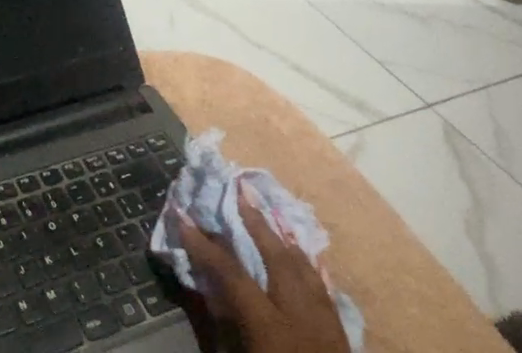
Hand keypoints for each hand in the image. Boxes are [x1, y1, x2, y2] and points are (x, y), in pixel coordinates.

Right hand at [178, 208, 350, 352]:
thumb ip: (220, 327)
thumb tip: (203, 287)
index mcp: (269, 325)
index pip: (229, 272)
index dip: (202, 243)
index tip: (181, 215)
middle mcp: (300, 314)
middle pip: (276, 256)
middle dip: (255, 221)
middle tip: (239, 189)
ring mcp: (325, 321)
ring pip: (304, 266)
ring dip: (282, 236)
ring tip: (268, 212)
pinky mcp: (341, 333)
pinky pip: (323, 286)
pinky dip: (308, 264)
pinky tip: (304, 254)